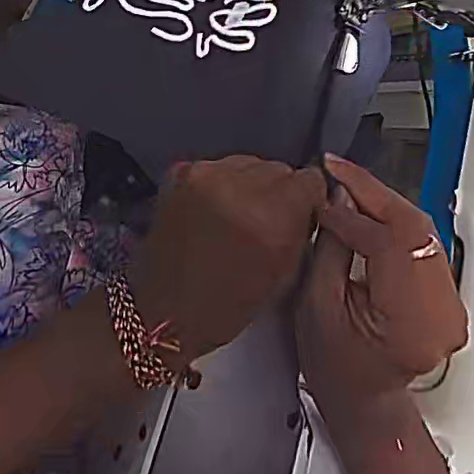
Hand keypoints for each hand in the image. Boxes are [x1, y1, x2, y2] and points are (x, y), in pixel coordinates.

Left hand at [131, 155, 326, 365]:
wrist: (163, 310)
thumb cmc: (226, 304)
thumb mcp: (284, 274)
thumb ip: (302, 228)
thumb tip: (310, 200)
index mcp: (271, 217)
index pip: (309, 179)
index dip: (307, 198)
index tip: (300, 212)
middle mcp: (239, 188)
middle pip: (279, 169)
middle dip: (279, 192)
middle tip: (265, 220)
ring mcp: (206, 176)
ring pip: (249, 163)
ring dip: (250, 184)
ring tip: (235, 215)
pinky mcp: (182, 173)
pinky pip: (219, 166)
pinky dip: (222, 183)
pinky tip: (213, 210)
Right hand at [296, 154, 467, 415]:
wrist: (364, 401)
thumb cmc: (335, 368)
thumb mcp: (317, 307)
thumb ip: (333, 249)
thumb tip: (342, 199)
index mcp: (411, 325)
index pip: (388, 245)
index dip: (354, 213)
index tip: (326, 194)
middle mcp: (442, 313)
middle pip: (412, 227)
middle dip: (372, 192)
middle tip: (338, 167)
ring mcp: (451, 302)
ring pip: (420, 228)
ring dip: (383, 201)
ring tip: (348, 182)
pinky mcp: (448, 292)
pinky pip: (422, 240)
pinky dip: (395, 219)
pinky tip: (369, 205)